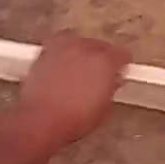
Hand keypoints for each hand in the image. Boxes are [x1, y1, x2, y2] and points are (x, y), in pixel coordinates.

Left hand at [0, 34, 129, 156]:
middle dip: (103, 58)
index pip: (122, 53)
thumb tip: (112, 80)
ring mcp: (64, 47)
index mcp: (106, 61)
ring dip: (82, 53)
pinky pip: (59, 46)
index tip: (120, 72)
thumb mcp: (104, 108)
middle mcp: (86, 48)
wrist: (42, 120)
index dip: (122, 65)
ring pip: (79, 43)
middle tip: (100, 74)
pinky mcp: (45, 52)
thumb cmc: (75, 119)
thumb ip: (111, 88)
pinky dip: (63, 53)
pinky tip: (62, 65)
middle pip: (100, 45)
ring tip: (80, 69)